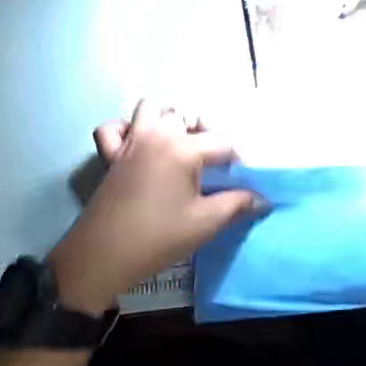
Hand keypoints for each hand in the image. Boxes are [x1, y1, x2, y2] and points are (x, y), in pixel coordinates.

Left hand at [48, 102, 257, 314]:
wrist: (104, 256)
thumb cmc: (159, 238)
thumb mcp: (206, 223)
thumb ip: (237, 204)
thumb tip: (262, 199)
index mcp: (182, 149)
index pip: (224, 142)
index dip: (238, 162)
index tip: (240, 182)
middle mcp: (156, 135)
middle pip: (188, 117)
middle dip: (206, 135)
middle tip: (213, 166)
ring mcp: (130, 142)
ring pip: (152, 109)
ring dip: (168, 121)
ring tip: (180, 148)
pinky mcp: (110, 156)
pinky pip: (114, 128)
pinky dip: (126, 130)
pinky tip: (139, 147)